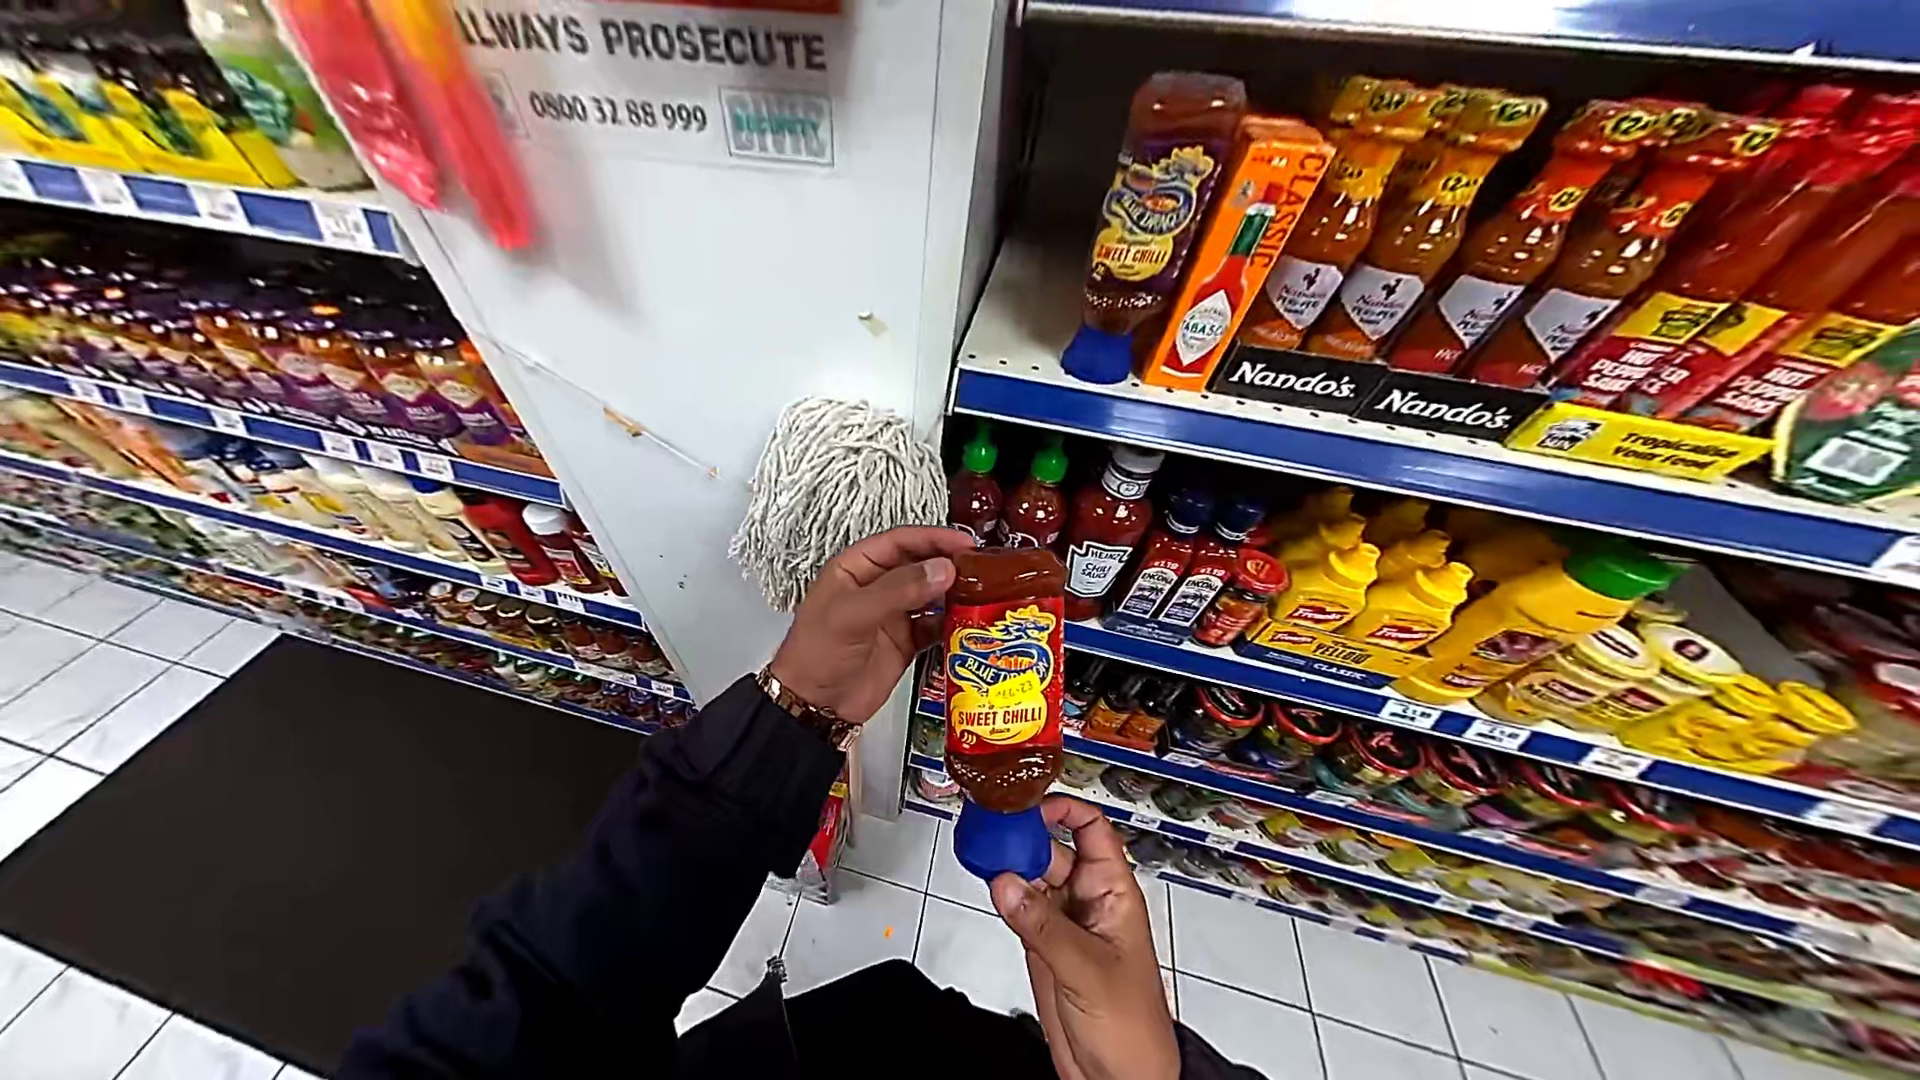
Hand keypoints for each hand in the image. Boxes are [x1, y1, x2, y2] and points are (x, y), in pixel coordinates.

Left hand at [767, 525, 973, 724]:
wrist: (815, 707)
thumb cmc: (815, 654)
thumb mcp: (853, 614)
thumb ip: (898, 589)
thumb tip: (940, 569)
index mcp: (857, 568)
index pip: (900, 541)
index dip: (933, 539)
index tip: (962, 543)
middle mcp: (877, 587)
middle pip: (920, 564)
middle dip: (948, 563)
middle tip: (979, 567)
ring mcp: (893, 614)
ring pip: (931, 594)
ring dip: (954, 592)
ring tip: (980, 593)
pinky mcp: (905, 641)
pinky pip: (935, 626)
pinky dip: (952, 624)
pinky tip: (966, 624)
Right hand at [991, 797, 1177, 1079]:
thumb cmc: (1133, 1029)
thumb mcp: (1088, 968)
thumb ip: (1043, 924)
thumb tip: (1007, 883)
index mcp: (1112, 890)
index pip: (1092, 829)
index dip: (1064, 809)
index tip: (1032, 804)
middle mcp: (1086, 897)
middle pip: (1053, 846)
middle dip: (1025, 835)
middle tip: (996, 830)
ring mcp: (1063, 919)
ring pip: (1032, 873)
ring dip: (1010, 864)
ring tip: (987, 855)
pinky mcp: (1042, 941)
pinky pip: (1018, 903)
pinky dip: (1002, 893)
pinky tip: (990, 886)